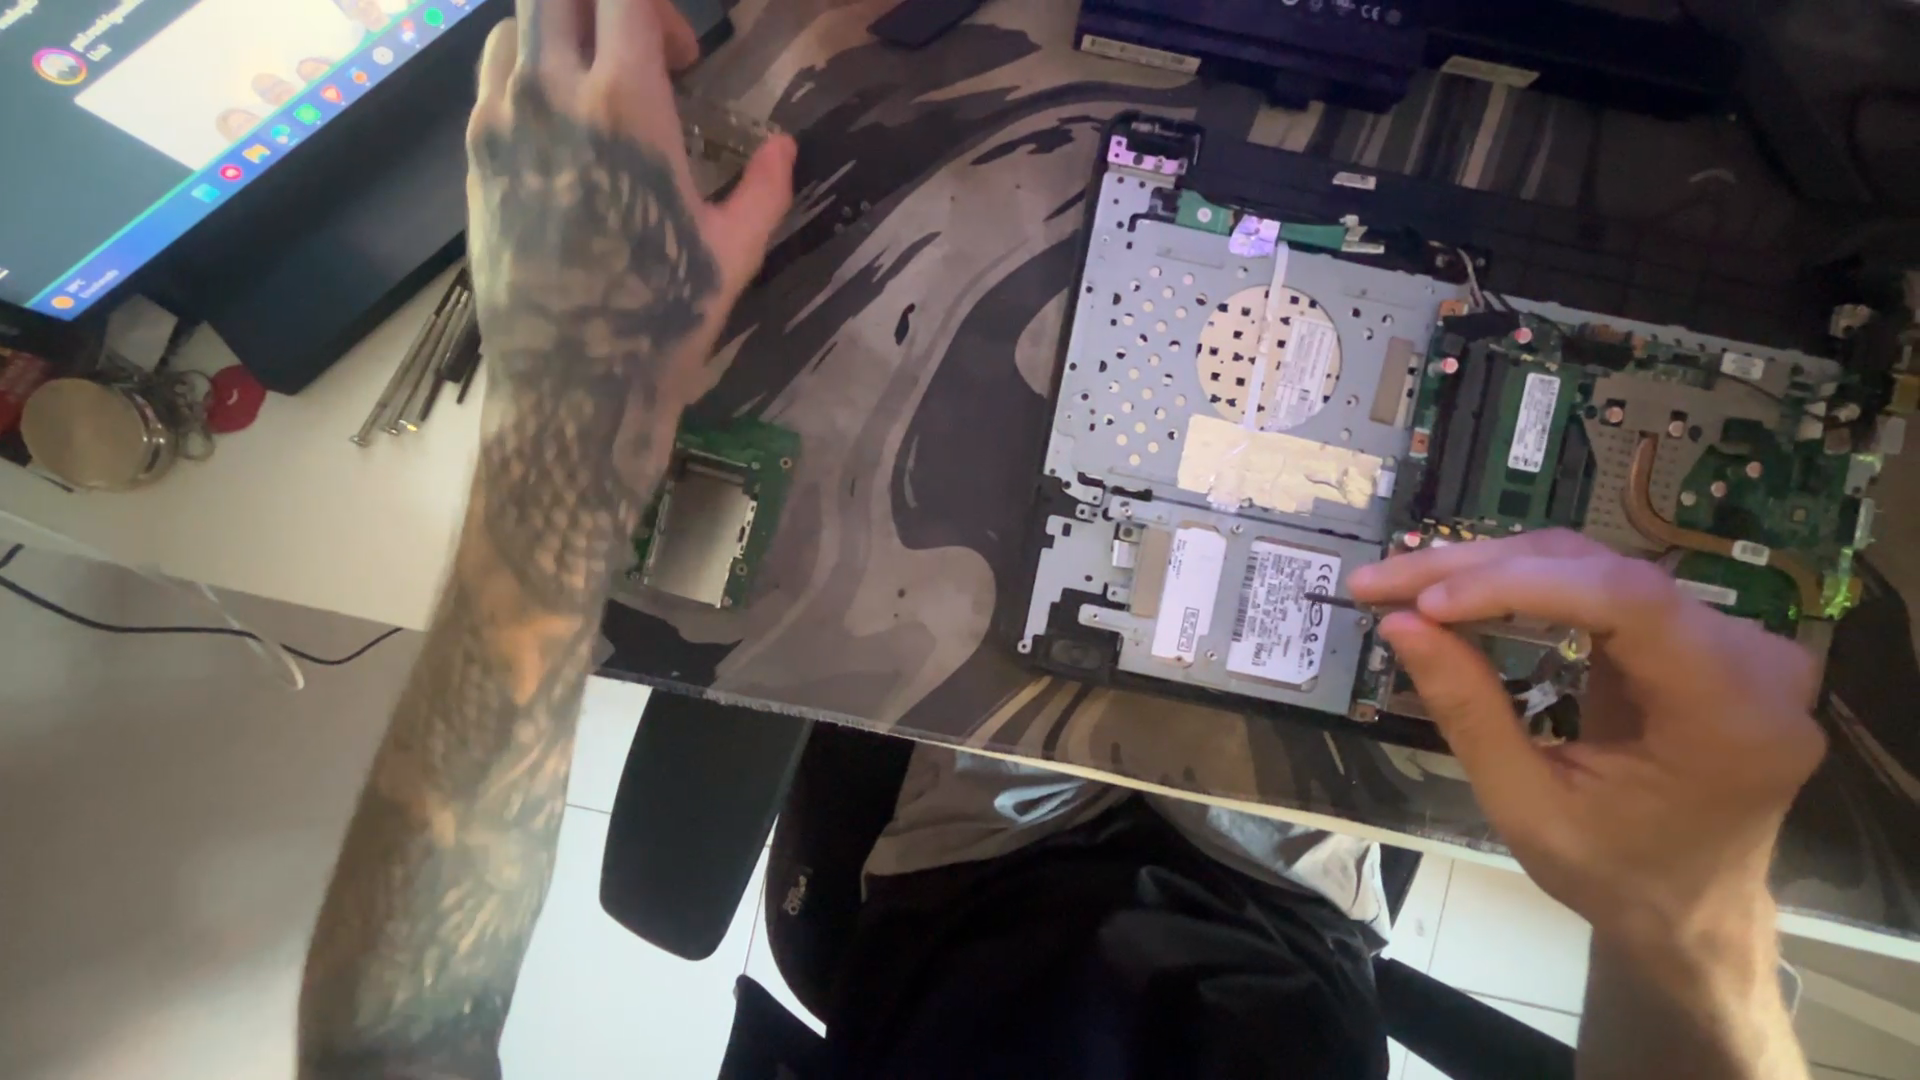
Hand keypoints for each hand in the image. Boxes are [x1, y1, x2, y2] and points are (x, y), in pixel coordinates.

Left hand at [465, 0, 794, 495]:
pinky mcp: (475, 157)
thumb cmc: (666, 316)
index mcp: (626, 107)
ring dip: (564, 39)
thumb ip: (765, 188)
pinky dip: (530, 79)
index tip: (684, 62)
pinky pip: (494, 81)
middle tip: (641, 62)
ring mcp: (501, 122)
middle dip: (607, 7)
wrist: (577, 378)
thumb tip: (785, 146)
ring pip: (517, 27)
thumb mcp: (734, 254)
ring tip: (598, 98)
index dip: (660, 12)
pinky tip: (565, 138)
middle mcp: (550, 93)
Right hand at [1349, 530, 1826, 945]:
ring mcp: (1723, 637)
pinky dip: (1508, 584)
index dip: (1515, 587)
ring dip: (1481, 570)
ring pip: (1583, 564)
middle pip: (1595, 571)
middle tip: (1378, 584)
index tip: (1422, 606)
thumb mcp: (1524, 804)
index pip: (1627, 603)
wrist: (1686, 904)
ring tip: (1397, 585)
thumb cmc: (1613, 870)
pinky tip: (1450, 593)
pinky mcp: (1686, 633)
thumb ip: (1468, 711)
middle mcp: (1748, 658)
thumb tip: (1398, 623)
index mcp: (1730, 716)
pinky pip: (1587, 583)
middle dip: (1474, 572)